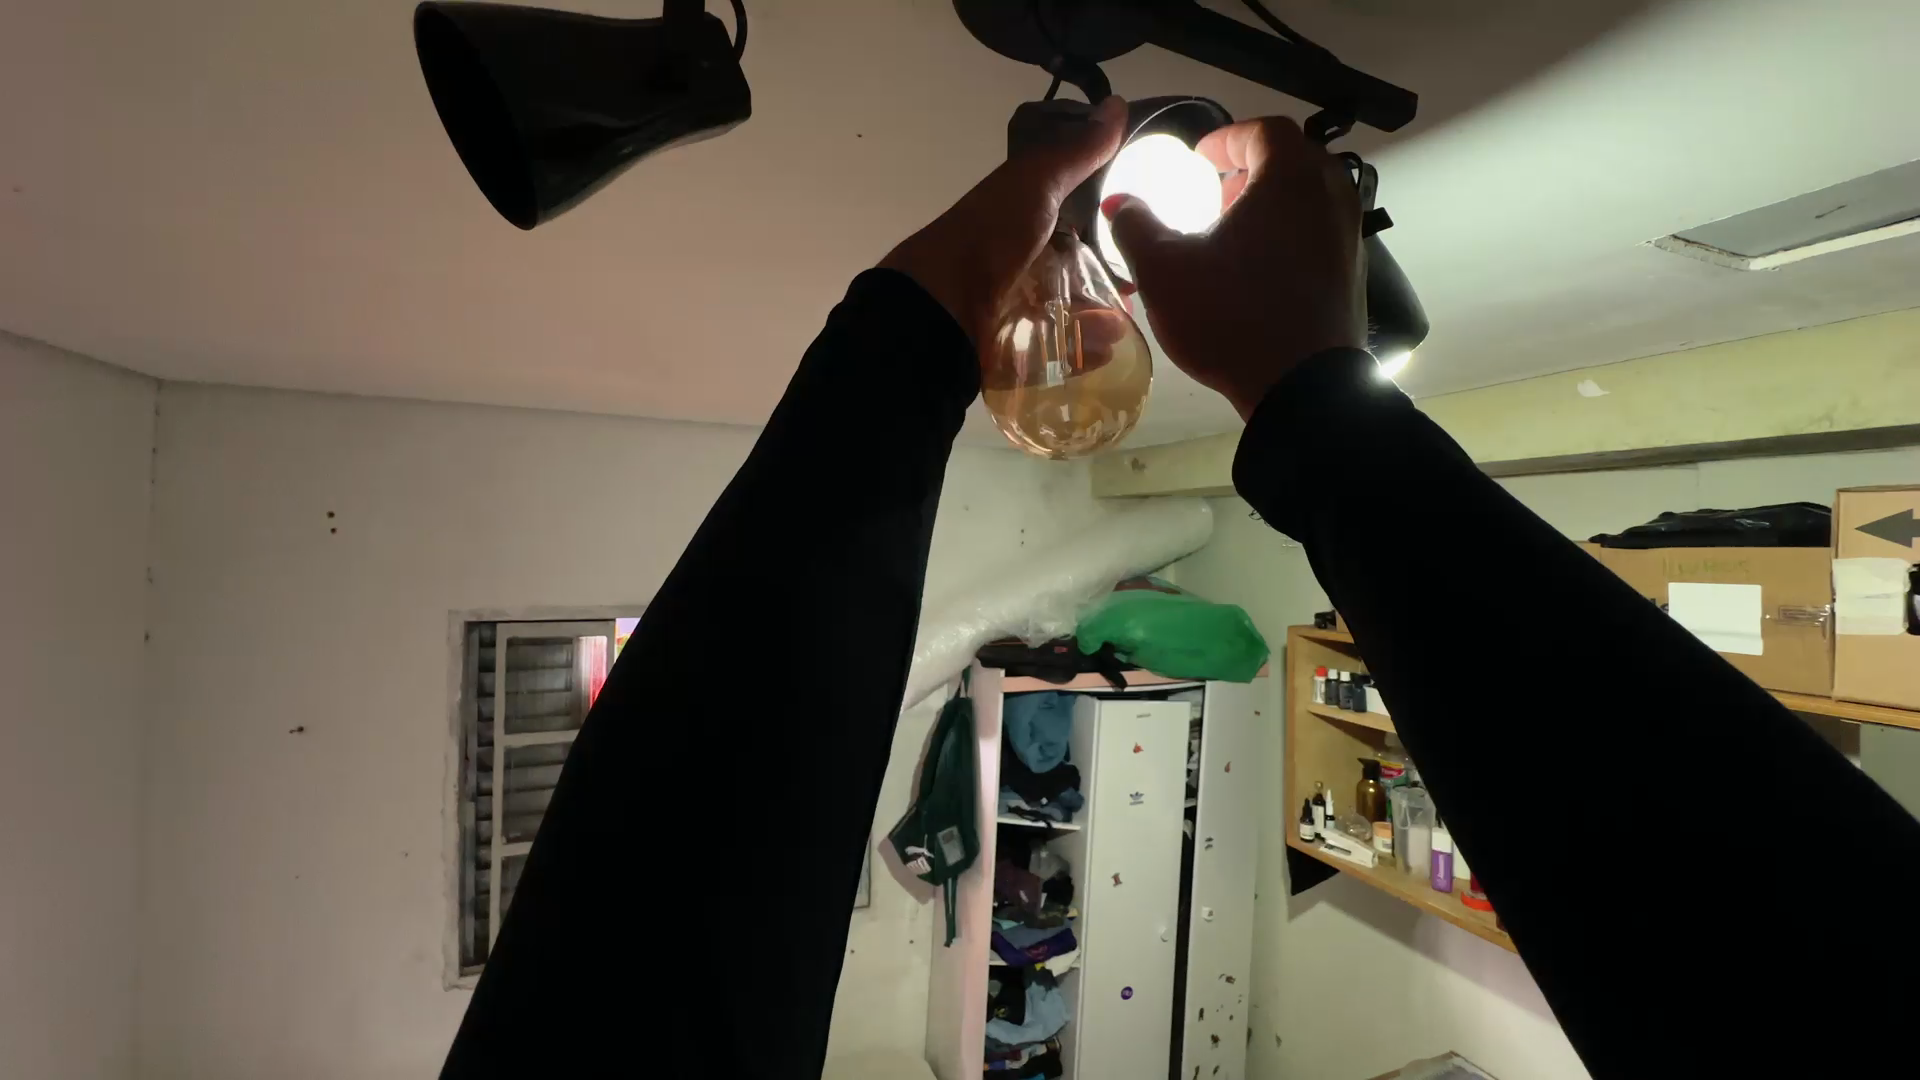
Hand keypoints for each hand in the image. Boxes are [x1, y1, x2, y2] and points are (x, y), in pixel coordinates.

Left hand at [881, 96, 1127, 349]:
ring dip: (1099, 322)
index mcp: (1020, 224)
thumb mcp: (1035, 181)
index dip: (1103, 236)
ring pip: (1068, 317)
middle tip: (1137, 295)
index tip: (1137, 244)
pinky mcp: (1015, 350)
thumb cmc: (990, 235)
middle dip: (1106, 287)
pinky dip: (1082, 353)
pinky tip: (1105, 352)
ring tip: (1123, 328)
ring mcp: (1014, 311)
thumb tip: (1116, 105)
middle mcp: (1017, 267)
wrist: (943, 303)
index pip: (1071, 228)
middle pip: (1074, 278)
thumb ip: (1075, 151)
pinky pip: (1055, 354)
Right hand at [1102, 116, 1365, 420]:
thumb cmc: (1228, 316)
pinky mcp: (1352, 276)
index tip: (1199, 159)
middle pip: (1291, 162)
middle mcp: (1329, 196)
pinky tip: (1258, 275)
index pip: (1263, 131)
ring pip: (1307, 201)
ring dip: (1271, 207)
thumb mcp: (1164, 272)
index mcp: (1288, 178)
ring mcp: (1347, 236)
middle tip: (1215, 195)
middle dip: (1250, 171)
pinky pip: (1317, 237)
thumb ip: (1136, 228)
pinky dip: (1288, 238)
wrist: (1299, 385)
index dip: (1227, 139)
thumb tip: (1117, 202)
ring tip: (1234, 237)